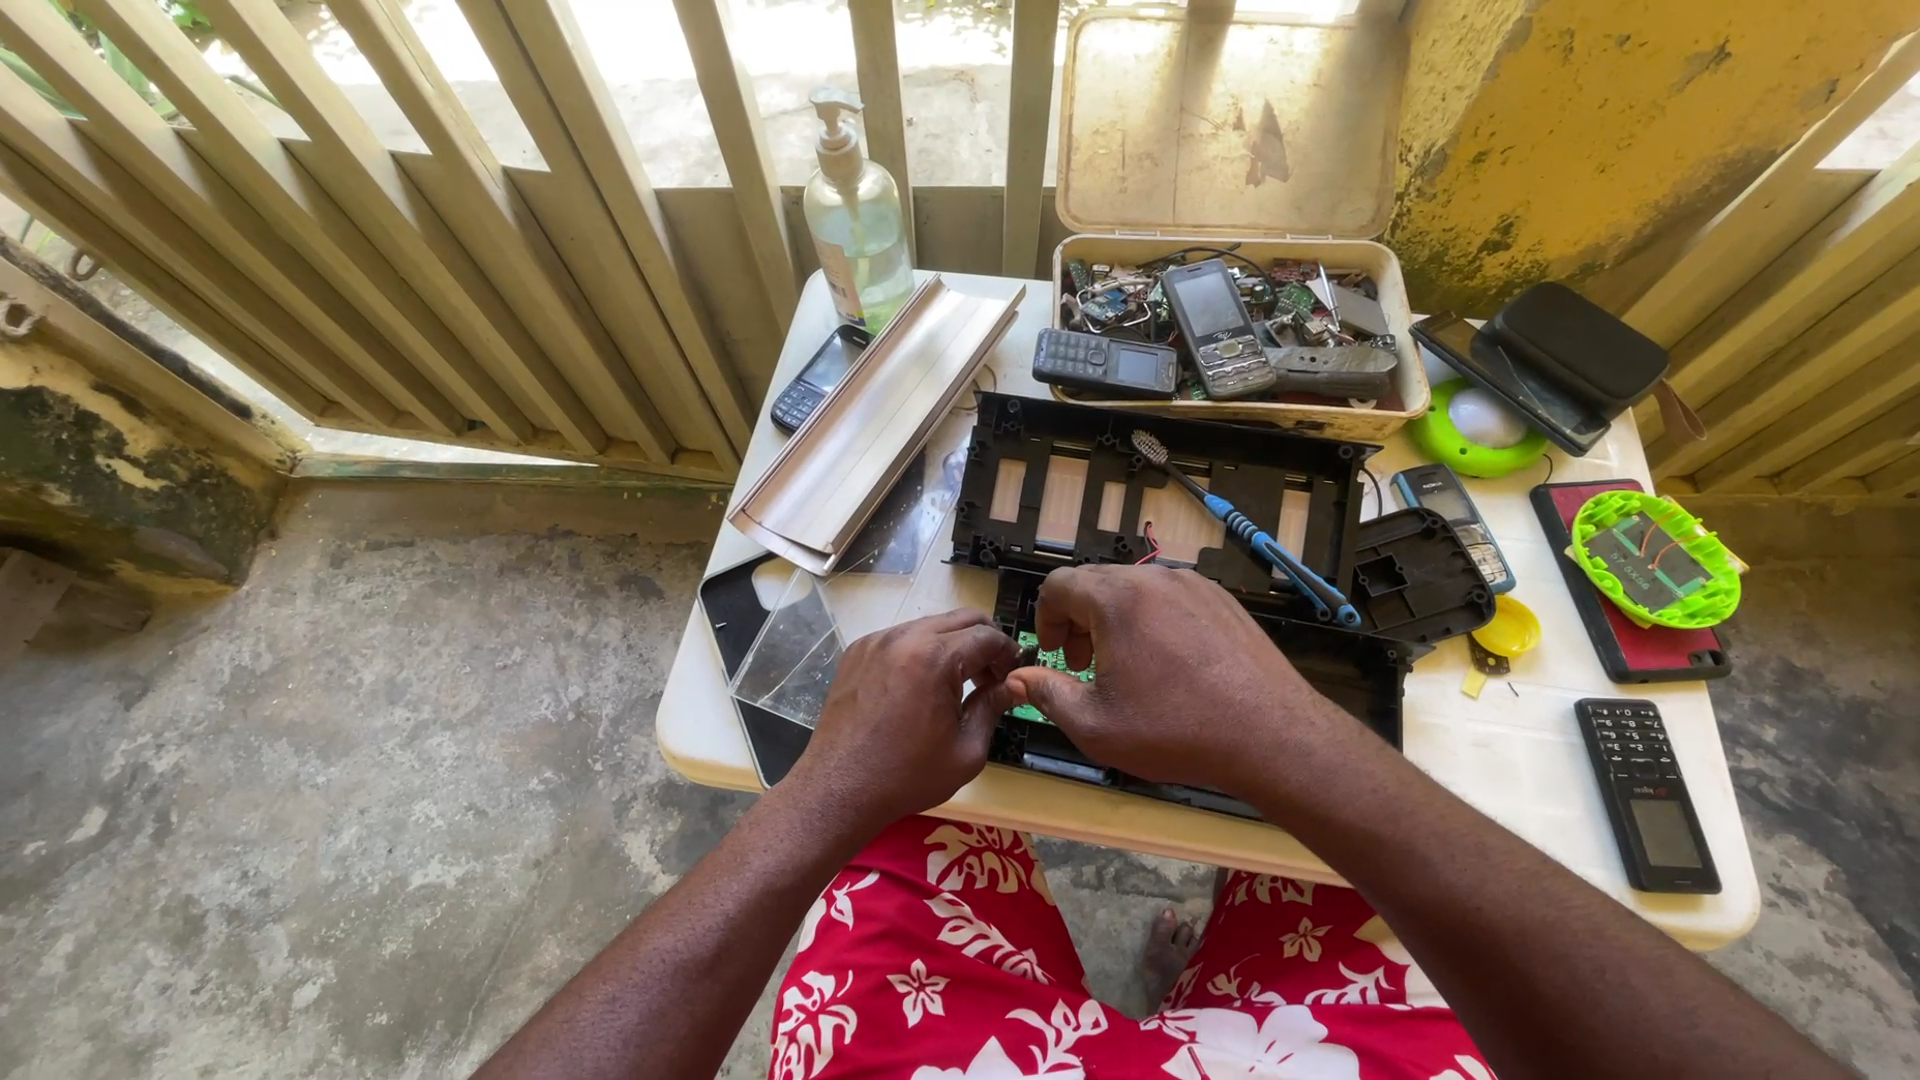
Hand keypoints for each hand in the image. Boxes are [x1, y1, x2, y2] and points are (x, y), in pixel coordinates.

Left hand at [789, 609, 1019, 831]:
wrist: (839, 789)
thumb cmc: (907, 776)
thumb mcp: (966, 750)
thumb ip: (993, 708)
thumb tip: (1014, 686)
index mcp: (934, 658)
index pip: (987, 636)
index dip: (1008, 653)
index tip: (1013, 676)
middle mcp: (904, 637)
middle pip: (961, 618)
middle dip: (984, 642)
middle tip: (991, 676)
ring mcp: (876, 641)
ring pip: (930, 625)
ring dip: (953, 644)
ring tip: (957, 683)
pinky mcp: (857, 651)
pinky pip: (901, 637)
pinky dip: (921, 650)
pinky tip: (921, 685)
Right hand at [1004, 565, 1369, 800]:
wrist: (1271, 735)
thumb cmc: (1175, 731)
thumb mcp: (1095, 725)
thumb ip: (1047, 694)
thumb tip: (1017, 678)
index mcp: (1117, 599)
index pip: (1059, 583)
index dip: (1045, 617)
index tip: (1054, 654)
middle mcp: (1154, 578)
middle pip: (1096, 582)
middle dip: (1079, 620)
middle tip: (1084, 664)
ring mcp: (1194, 585)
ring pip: (1135, 589)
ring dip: (1115, 620)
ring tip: (1127, 666)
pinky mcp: (1223, 600)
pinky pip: (1171, 598)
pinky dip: (1154, 620)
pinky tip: (1170, 664)